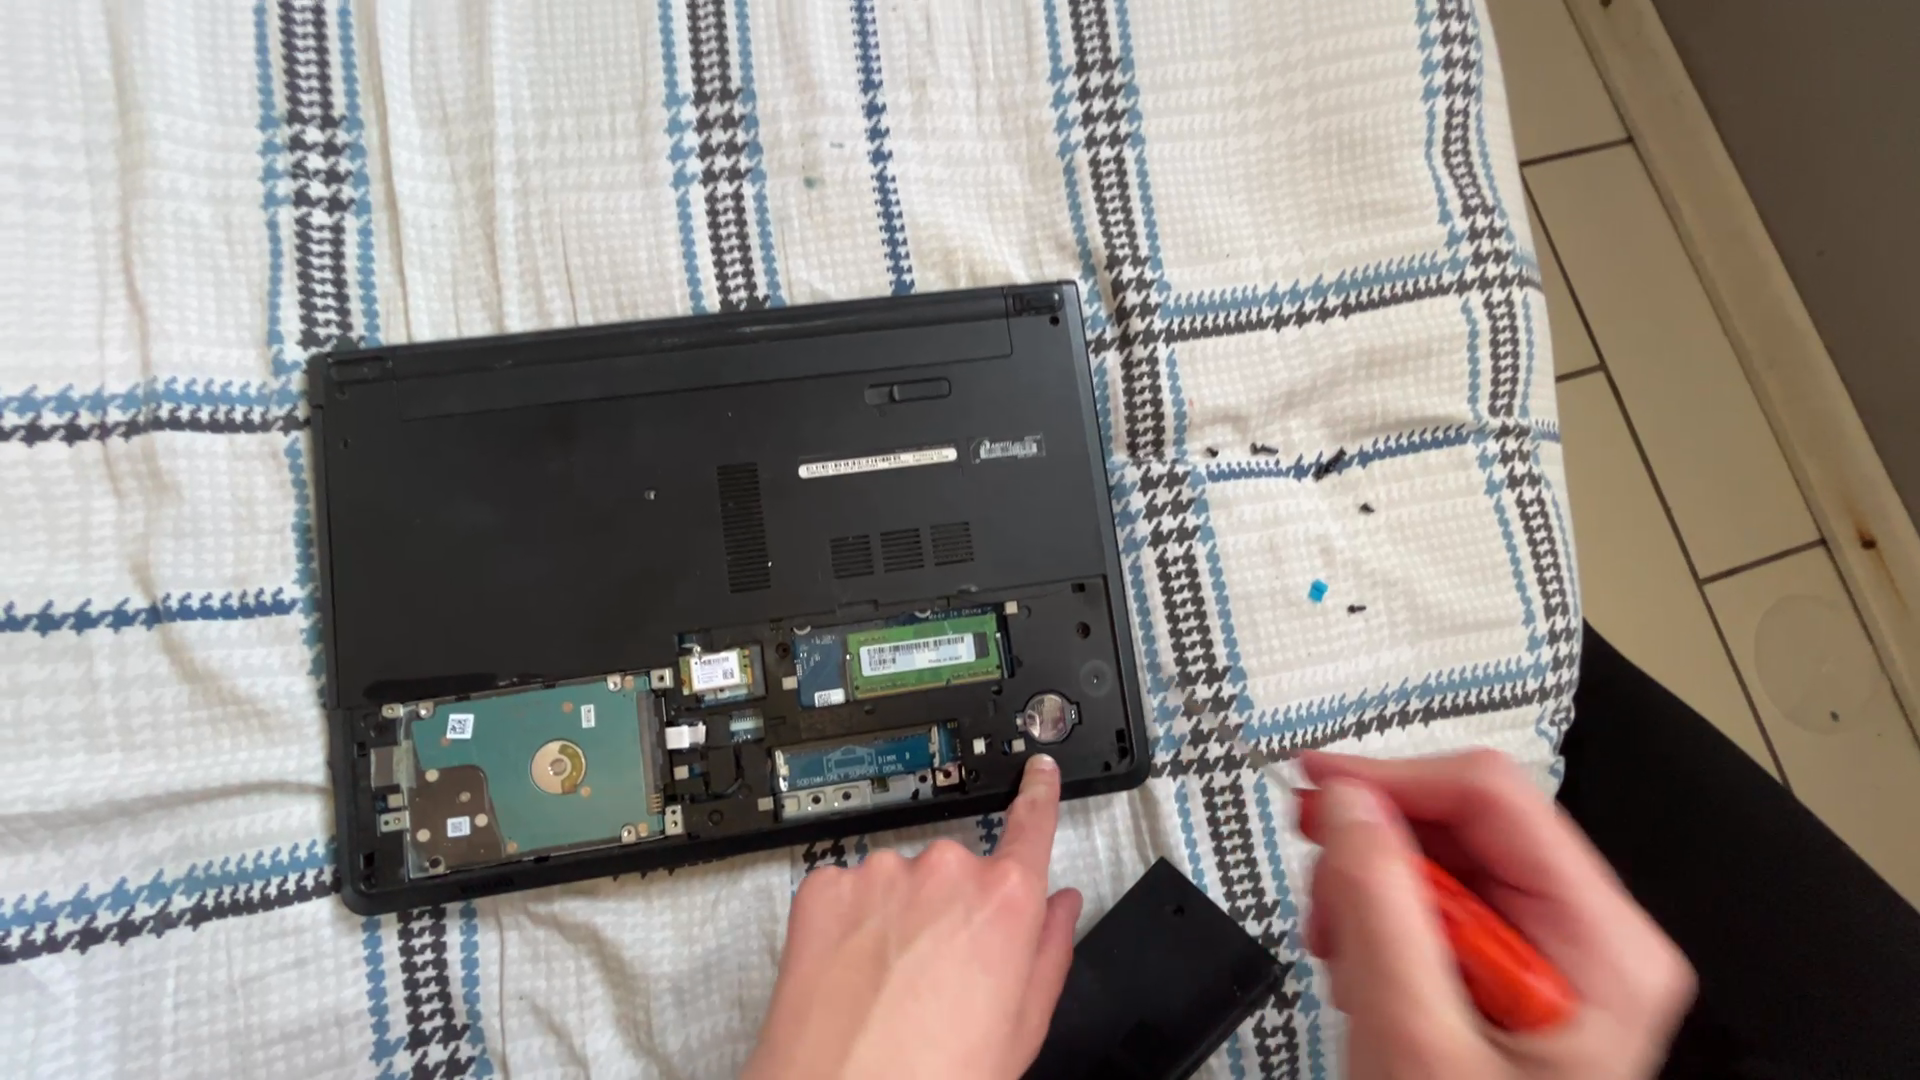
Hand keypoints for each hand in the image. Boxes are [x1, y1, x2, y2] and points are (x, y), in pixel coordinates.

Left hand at [743, 755, 1083, 1079]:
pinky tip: (851, 973)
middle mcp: (945, 869)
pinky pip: (850, 890)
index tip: (1037, 770)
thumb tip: (1061, 904)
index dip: (1038, 791)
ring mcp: (881, 872)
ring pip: (901, 880)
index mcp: (1003, 901)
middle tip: (935, 972)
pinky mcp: (827, 885)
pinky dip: (851, 923)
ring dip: (897, 917)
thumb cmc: (935, 1079)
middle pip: (959, 869)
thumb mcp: (1021, 1028)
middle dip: (951, 908)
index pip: (1033, 822)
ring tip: (887, 984)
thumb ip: (1048, 950)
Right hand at [1298, 750, 1694, 1079]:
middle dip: (1370, 846)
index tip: (1313, 789)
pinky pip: (1416, 885)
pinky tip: (1359, 959)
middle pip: (1453, 816)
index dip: (1391, 778)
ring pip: (1424, 847)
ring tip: (1341, 948)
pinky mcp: (1496, 949)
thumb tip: (1343, 800)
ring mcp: (1538, 936)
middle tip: (1319, 885)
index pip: (1487, 795)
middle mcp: (1577, 923)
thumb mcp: (1415, 1036)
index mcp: (1599, 941)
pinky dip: (1367, 908)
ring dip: (1361, 883)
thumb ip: (1377, 906)